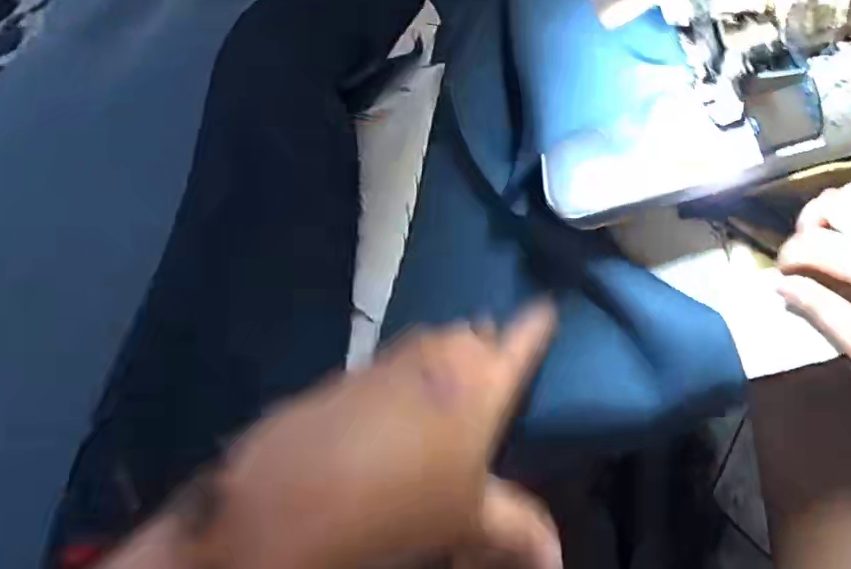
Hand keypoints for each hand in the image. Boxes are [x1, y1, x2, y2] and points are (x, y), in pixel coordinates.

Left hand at [191, 303, 559, 568]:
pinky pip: (401, 359)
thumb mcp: (467, 520)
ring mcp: (405, 352)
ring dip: (448, 361)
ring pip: (441, 342)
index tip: (550, 308)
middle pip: (483, 332)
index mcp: (489, 376)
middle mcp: (452, 349)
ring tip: (444, 401)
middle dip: (489, 349)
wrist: (291, 494)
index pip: (529, 331)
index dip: (542, 320)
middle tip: (489, 384)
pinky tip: (394, 417)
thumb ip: (518, 528)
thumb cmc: (403, 501)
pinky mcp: (364, 364)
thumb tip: (558, 560)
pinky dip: (408, 377)